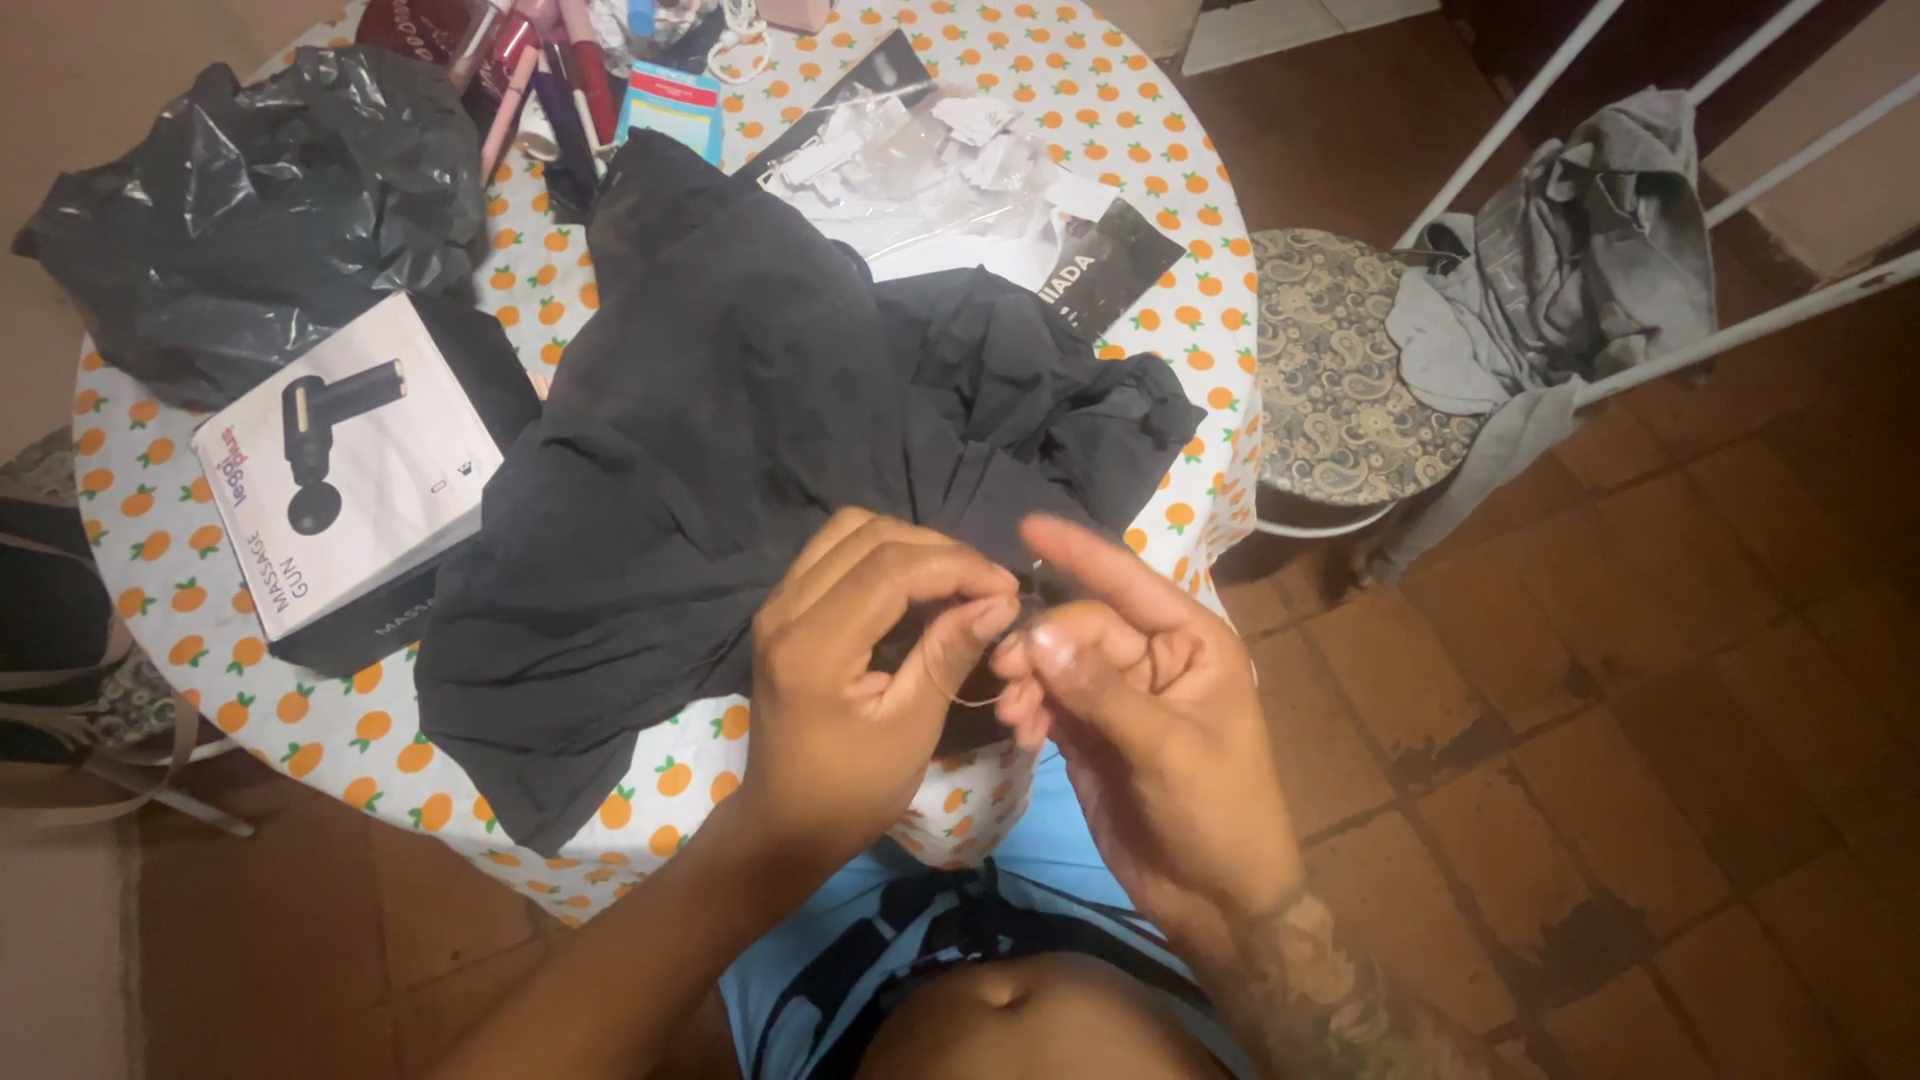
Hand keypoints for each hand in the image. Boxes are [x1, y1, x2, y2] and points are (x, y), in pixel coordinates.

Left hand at [735, 508, 1021, 878]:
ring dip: (910, 543)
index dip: (958, 565)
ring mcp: (777, 602)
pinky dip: (882, 552)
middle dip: (939, 549)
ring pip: (850, 528)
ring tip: (954, 580)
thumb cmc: (853, 790)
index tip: (1006, 588)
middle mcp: (785, 608)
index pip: (892, 568)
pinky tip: (915, 583)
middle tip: (985, 585)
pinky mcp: (782, 606)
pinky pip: (835, 549)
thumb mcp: (912, 726)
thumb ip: (949, 652)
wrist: (786, 822)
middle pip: (871, 534)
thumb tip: (1001, 600)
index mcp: (814, 647)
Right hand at [990, 515, 1301, 955]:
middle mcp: (1154, 658)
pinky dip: (1030, 709)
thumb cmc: (1219, 813)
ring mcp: (1119, 695)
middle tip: (1002, 670)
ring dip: (1028, 680)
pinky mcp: (1091, 731)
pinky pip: (1050, 700)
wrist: (1218, 901)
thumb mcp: (1167, 749)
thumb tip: (1036, 636)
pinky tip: (1021, 731)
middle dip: (1040, 644)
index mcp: (1192, 644)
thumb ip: (1100, 691)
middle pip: (1081, 627)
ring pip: (1059, 662)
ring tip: (1011, 712)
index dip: (1079, 553)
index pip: (1129, 583)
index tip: (1026, 526)